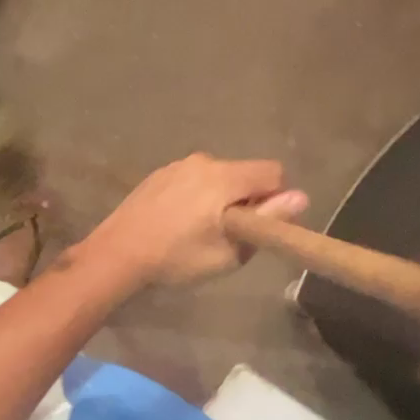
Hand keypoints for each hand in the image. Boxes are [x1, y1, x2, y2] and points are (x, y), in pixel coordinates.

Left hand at [74, 154, 308, 286]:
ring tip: (200, 233)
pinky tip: (178, 225)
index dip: (277, 198)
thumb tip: (301, 197)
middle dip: (248, 200)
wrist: (118, 253)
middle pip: (244, 174)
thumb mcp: (229, 249)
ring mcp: (177, 165)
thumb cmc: (177, 257)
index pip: (273, 172)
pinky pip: (193, 181)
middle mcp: (203, 161)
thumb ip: (268, 220)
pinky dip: (197, 198)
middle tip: (230, 236)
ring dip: (221, 199)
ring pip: (218, 177)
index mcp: (225, 176)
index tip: (262, 226)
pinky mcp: (159, 175)